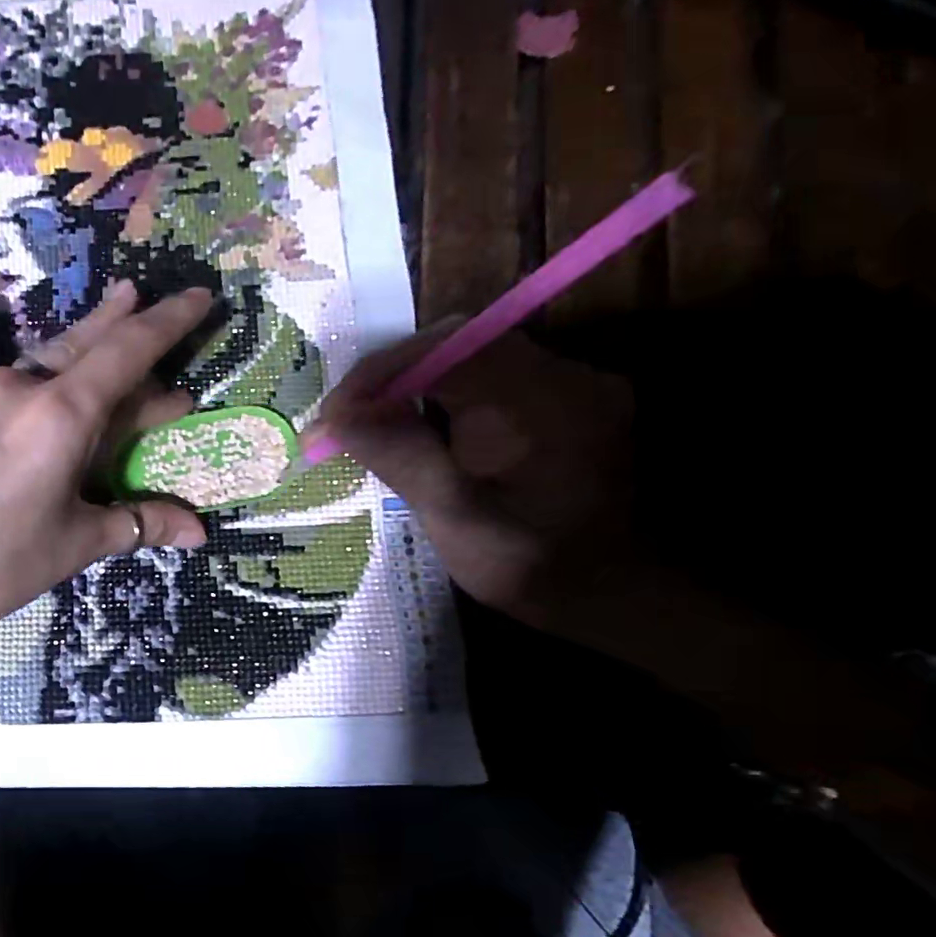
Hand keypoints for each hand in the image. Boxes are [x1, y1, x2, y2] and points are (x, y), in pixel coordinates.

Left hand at [0, 281, 211, 665]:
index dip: (170, 322)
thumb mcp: (76, 544)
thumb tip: (198, 532)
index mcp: (64, 416)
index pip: (130, 353)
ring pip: (46, 352)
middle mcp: (25, 387)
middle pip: (92, 348)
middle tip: (163, 312)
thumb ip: (139, 523)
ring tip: (118, 298)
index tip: (200, 298)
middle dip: (134, 330)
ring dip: (86, 332)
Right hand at [309, 317, 635, 631]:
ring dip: (412, 383)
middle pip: (457, 342)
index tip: (333, 414)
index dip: (380, 372)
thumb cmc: (525, 564)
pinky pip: (488, 376)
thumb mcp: (452, 514)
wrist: (603, 594)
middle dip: (390, 375)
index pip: (446, 349)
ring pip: (469, 355)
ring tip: (368, 422)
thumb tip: (336, 417)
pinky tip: (415, 427)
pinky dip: (441, 394)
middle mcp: (563, 375)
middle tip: (343, 417)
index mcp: (539, 402)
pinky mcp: (562, 398)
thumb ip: (398, 454)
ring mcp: (568, 383)